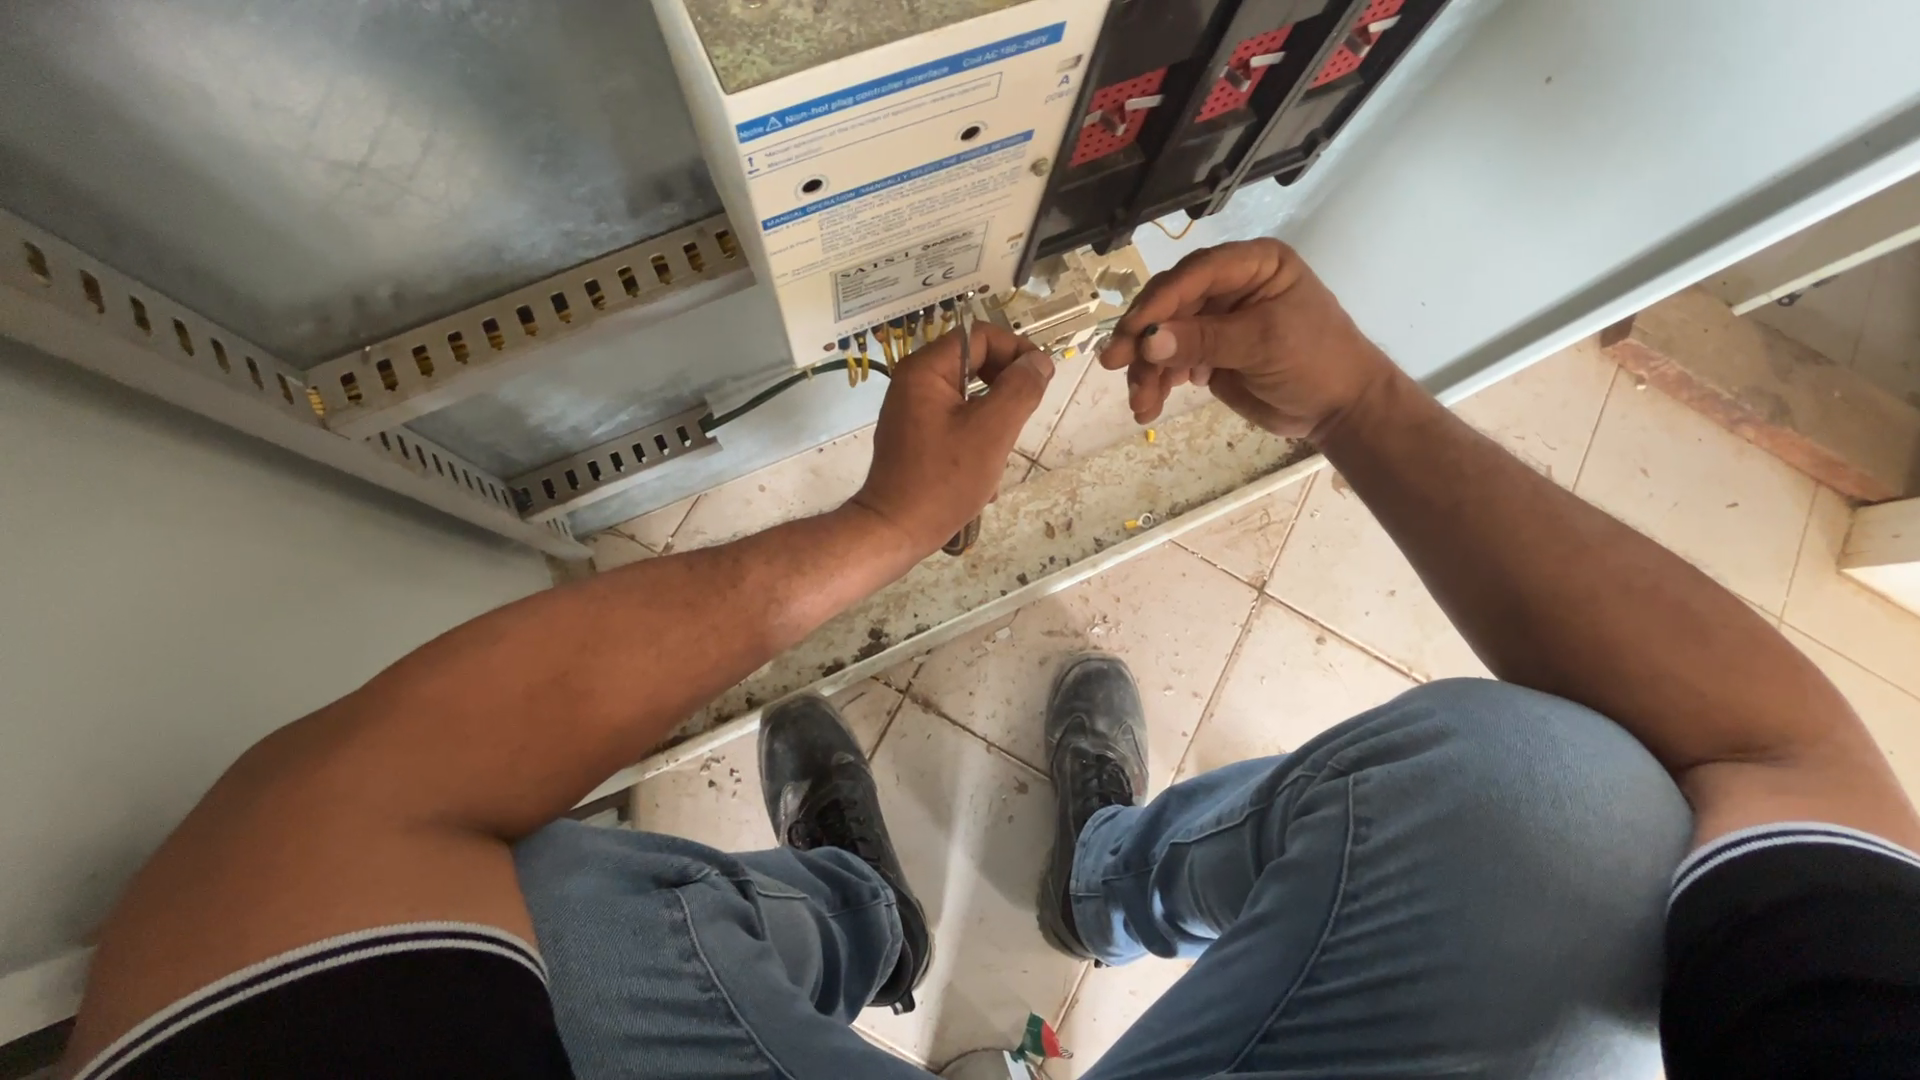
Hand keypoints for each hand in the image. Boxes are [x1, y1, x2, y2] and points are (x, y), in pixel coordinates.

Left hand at [848, 322, 1054, 553]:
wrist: (895, 529)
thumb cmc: (944, 479)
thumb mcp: (992, 431)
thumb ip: (1020, 389)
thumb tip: (1039, 361)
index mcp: (926, 369)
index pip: (982, 336)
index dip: (1017, 351)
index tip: (1041, 379)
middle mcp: (914, 382)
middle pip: (975, 363)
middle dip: (1005, 390)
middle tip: (1022, 418)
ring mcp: (913, 410)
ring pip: (970, 398)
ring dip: (994, 421)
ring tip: (1001, 452)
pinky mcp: (916, 437)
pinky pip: (956, 423)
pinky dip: (976, 440)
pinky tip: (983, 472)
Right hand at [1099, 239, 1396, 439]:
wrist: (1339, 409)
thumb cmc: (1317, 361)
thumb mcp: (1263, 344)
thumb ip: (1204, 340)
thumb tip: (1147, 341)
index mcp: (1252, 265)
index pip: (1194, 274)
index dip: (1159, 301)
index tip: (1132, 332)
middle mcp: (1228, 287)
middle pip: (1170, 305)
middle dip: (1143, 339)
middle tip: (1113, 364)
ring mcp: (1215, 322)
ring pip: (1164, 338)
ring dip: (1146, 370)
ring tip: (1141, 404)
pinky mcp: (1207, 354)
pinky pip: (1170, 363)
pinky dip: (1156, 384)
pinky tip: (1150, 406)